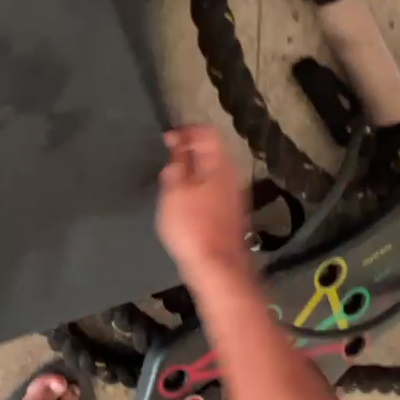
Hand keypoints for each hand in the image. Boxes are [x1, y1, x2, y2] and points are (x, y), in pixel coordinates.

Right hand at [156, 126, 251, 280]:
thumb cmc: (191, 228)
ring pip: (211, 170)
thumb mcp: (174, 192)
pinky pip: (213, 187)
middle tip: (166, 160)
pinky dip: (198, 186)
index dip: (184, 131)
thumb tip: (178, 148)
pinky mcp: (230, 211)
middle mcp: (231, 175)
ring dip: (192, 170)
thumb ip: (176, 165)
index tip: (165, 140)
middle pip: (211, 150)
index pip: (206, 132)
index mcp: (219, 165)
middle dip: (188, 150)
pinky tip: (183, 201)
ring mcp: (233, 194)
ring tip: (171, 181)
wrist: (216, 267)